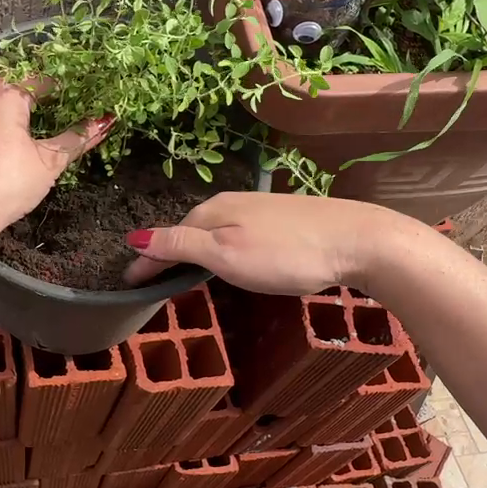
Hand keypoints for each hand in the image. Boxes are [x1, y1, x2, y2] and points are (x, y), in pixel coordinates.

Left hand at [0, 78, 110, 235]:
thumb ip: (77, 139)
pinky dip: (18, 112)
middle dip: (49, 88)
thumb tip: (104, 123)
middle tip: (76, 99)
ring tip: (61, 112)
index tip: (92, 91)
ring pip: (8, 95)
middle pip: (23, 81)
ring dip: (32, 100)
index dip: (71, 83)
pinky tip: (35, 128)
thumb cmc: (8, 184)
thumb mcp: (50, 161)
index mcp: (7, 98)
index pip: (45, 78)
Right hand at [122, 192, 421, 294]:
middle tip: (156, 284)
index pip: (167, 237)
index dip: (147, 262)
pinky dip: (222, 248)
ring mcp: (259, 209)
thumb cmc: (286, 253)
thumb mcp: (225, 253)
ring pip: (215, 230)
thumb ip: (181, 245)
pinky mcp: (282, 218)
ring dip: (196, 250)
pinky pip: (238, 233)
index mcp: (212, 211)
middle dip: (169, 253)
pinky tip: (234, 260)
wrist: (358, 240)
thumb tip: (135, 237)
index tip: (128, 284)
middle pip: (189, 230)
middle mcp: (231, 204)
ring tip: (188, 275)